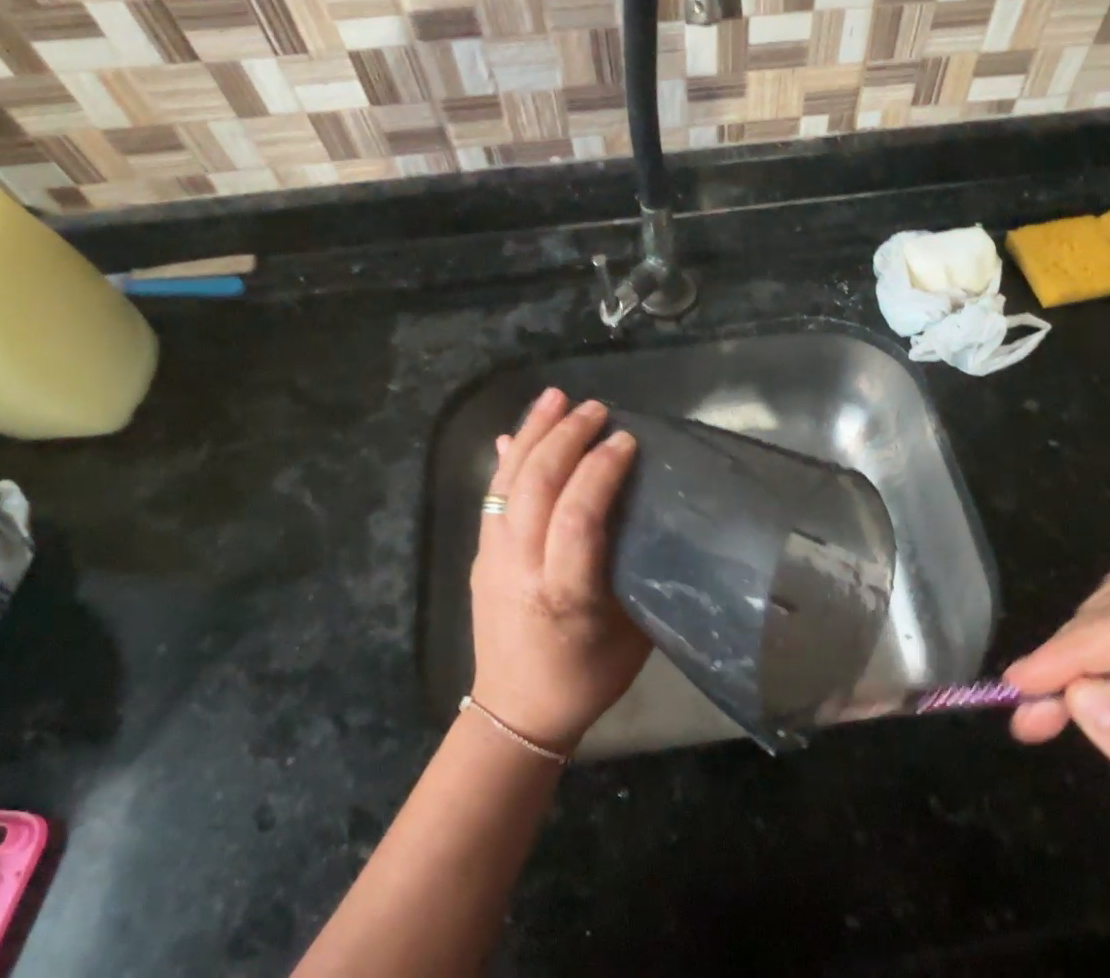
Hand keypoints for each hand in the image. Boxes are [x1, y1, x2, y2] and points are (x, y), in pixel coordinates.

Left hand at [468, 389, 650, 754]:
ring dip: (532, 434)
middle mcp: (519, 569)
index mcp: (564, 593)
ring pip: (507, 483)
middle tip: (596, 408)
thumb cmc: (587, 677)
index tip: (627, 440)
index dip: (600, 471)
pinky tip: (517, 433)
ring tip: (556, 398)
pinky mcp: (478, 556)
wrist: (517, 711)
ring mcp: (491, 560)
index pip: (577, 517)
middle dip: (565, 437)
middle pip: (536, 487)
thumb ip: (631, 569)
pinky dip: (508, 459)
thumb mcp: (631, 632)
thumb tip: (631, 509)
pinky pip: (493, 495)